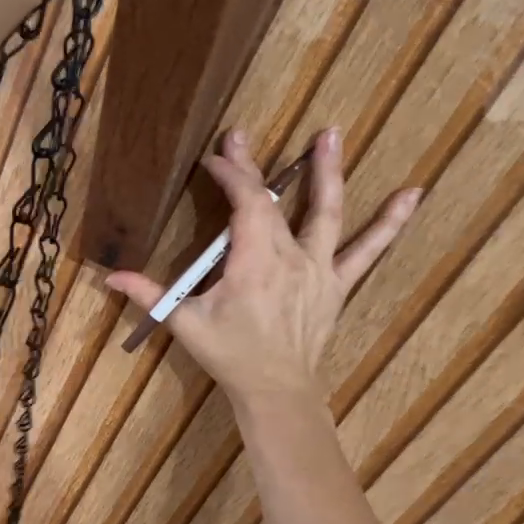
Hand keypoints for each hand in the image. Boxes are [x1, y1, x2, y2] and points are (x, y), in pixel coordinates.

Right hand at [108, 127, 419, 411]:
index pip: (244, 207)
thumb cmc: (230, 355)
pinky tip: (413, 194)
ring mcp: (320, 268)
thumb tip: (110, 277)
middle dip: (253, 168)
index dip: (230, 177)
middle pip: (273, 202)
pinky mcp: (336, 283)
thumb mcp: (186, 324)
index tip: (213, 159)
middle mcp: (291, 258)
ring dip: (328, 172)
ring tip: (330, 134)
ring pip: (327, 213)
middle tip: (241, 134)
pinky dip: (390, 223)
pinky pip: (367, 250)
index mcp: (254, 264)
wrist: (277, 389)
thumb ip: (151, 295)